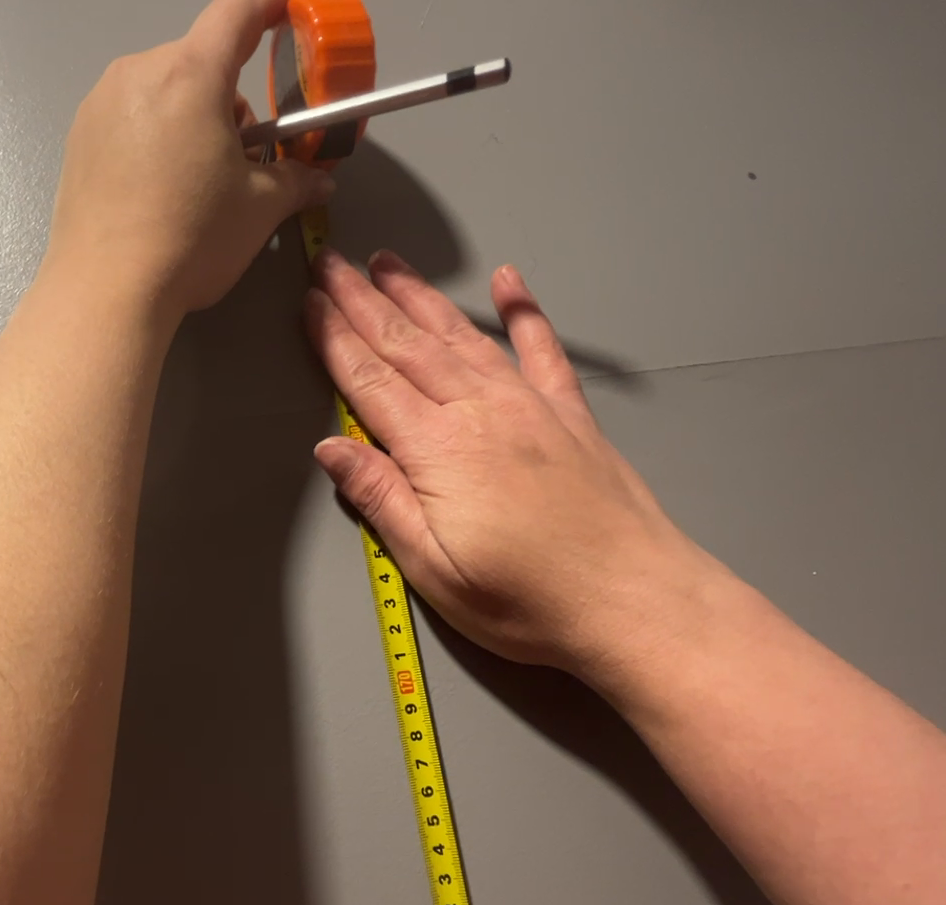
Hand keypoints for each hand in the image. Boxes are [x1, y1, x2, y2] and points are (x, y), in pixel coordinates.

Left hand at [43, 0, 334, 316]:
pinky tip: (153, 194)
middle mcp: (138, 74)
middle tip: (237, 161)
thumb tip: (320, 182)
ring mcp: (99, 105)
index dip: (267, 8)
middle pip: (197, 63)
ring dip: (187, 120)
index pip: (237, 12)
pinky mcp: (77, 140)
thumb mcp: (257, 211)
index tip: (285, 14)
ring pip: (160, 92)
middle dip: (226, 101)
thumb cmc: (190, 241)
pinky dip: (150, 140)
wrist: (106, 293)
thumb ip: (294, 181)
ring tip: (191, 186)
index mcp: (191, 75)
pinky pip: (127, 120)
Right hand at [308, 249, 732, 678]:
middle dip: (363, 300)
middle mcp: (479, 411)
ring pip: (461, 335)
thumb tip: (329, 448)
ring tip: (388, 263)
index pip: (371, 381)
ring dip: (420, 296)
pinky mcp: (570, 414)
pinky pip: (542, 349)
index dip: (335, 339)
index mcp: (437, 449)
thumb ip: (379, 499)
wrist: (635, 602)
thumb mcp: (430, 567)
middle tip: (332, 261)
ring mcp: (529, 405)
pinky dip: (524, 311)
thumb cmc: (522, 598)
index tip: (311, 302)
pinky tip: (510, 279)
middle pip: (408, 344)